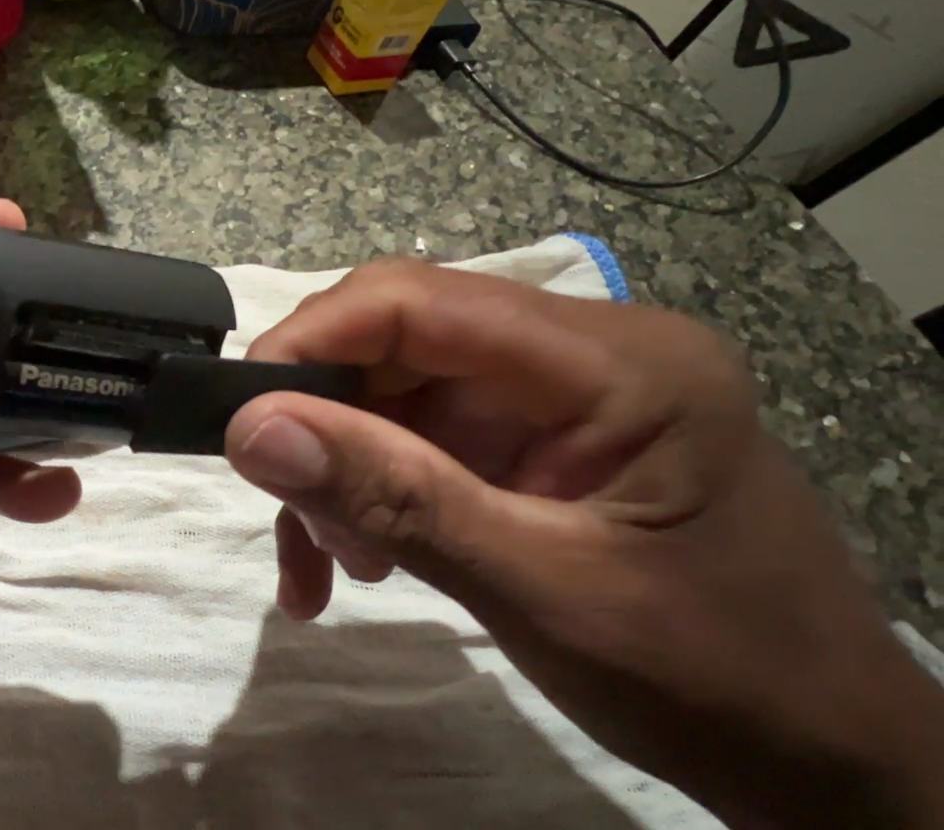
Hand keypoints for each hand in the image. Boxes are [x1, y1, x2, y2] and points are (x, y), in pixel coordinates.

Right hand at [223, 259, 943, 828]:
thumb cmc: (708, 675)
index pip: (419, 299)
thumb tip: (249, 429)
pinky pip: (409, 441)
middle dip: (323, 424)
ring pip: (385, 395)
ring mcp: (545, 397)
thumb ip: (392, 498)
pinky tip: (348, 565)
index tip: (239, 416)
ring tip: (333, 561)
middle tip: (294, 509)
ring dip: (336, 473)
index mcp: (613, 360)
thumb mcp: (538, 588)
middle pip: (393, 342)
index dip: (311, 338)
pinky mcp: (521, 439)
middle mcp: (575, 354)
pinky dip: (364, 497)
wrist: (817, 757)